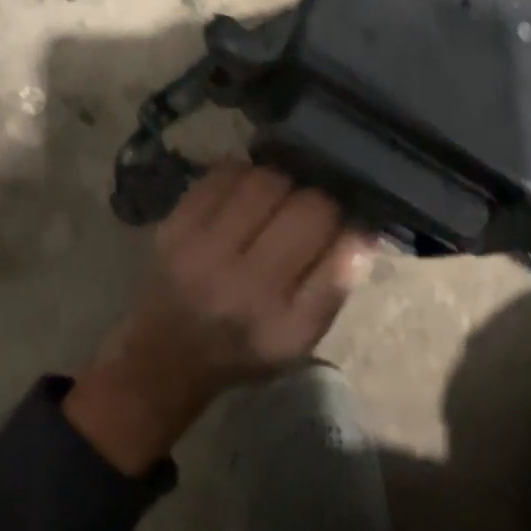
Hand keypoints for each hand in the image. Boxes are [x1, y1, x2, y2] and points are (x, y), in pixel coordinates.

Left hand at [64, 164, 370, 472]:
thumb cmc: (248, 345)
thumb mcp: (303, 335)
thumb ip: (336, 283)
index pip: (329, 237)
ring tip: (279, 199)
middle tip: (310, 209)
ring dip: (280, 183)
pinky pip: (222, 175)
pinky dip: (243, 176)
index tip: (342, 221)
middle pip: (302, 202)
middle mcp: (240, 281)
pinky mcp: (173, 225)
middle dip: (315, 198)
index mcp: (280, 313)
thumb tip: (363, 228)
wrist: (167, 355)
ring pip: (263, 180)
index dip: (343, 220)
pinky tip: (247, 195)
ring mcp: (200, 249)